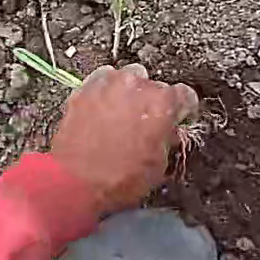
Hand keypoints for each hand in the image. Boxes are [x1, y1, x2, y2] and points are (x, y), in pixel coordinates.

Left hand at [49, 63, 199, 216]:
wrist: (74, 183)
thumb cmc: (120, 178)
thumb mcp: (159, 165)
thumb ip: (168, 139)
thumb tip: (167, 131)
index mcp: (163, 103)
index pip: (185, 95)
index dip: (184, 110)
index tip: (179, 119)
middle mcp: (139, 85)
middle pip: (156, 86)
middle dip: (154, 103)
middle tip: (146, 123)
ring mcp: (110, 83)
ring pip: (129, 77)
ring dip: (130, 92)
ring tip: (123, 113)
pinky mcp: (86, 88)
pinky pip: (103, 80)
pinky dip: (106, 90)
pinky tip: (104, 107)